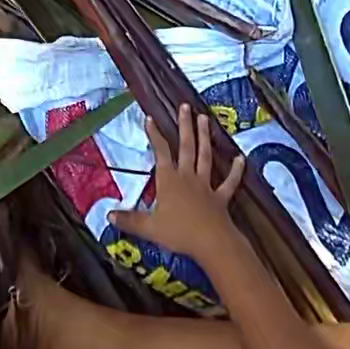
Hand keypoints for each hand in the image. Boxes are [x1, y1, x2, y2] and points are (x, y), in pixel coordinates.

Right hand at [109, 104, 246, 264]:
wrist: (210, 242)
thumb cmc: (178, 232)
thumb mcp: (148, 228)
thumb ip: (129, 220)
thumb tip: (108, 215)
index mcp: (169, 180)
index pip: (160, 153)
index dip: (155, 135)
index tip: (150, 118)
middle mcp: (187, 177)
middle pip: (186, 147)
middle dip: (184, 126)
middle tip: (185, 106)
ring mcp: (206, 185)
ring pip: (205, 156)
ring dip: (204, 137)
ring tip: (205, 118)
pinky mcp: (220, 198)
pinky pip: (229, 182)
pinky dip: (235, 171)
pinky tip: (240, 159)